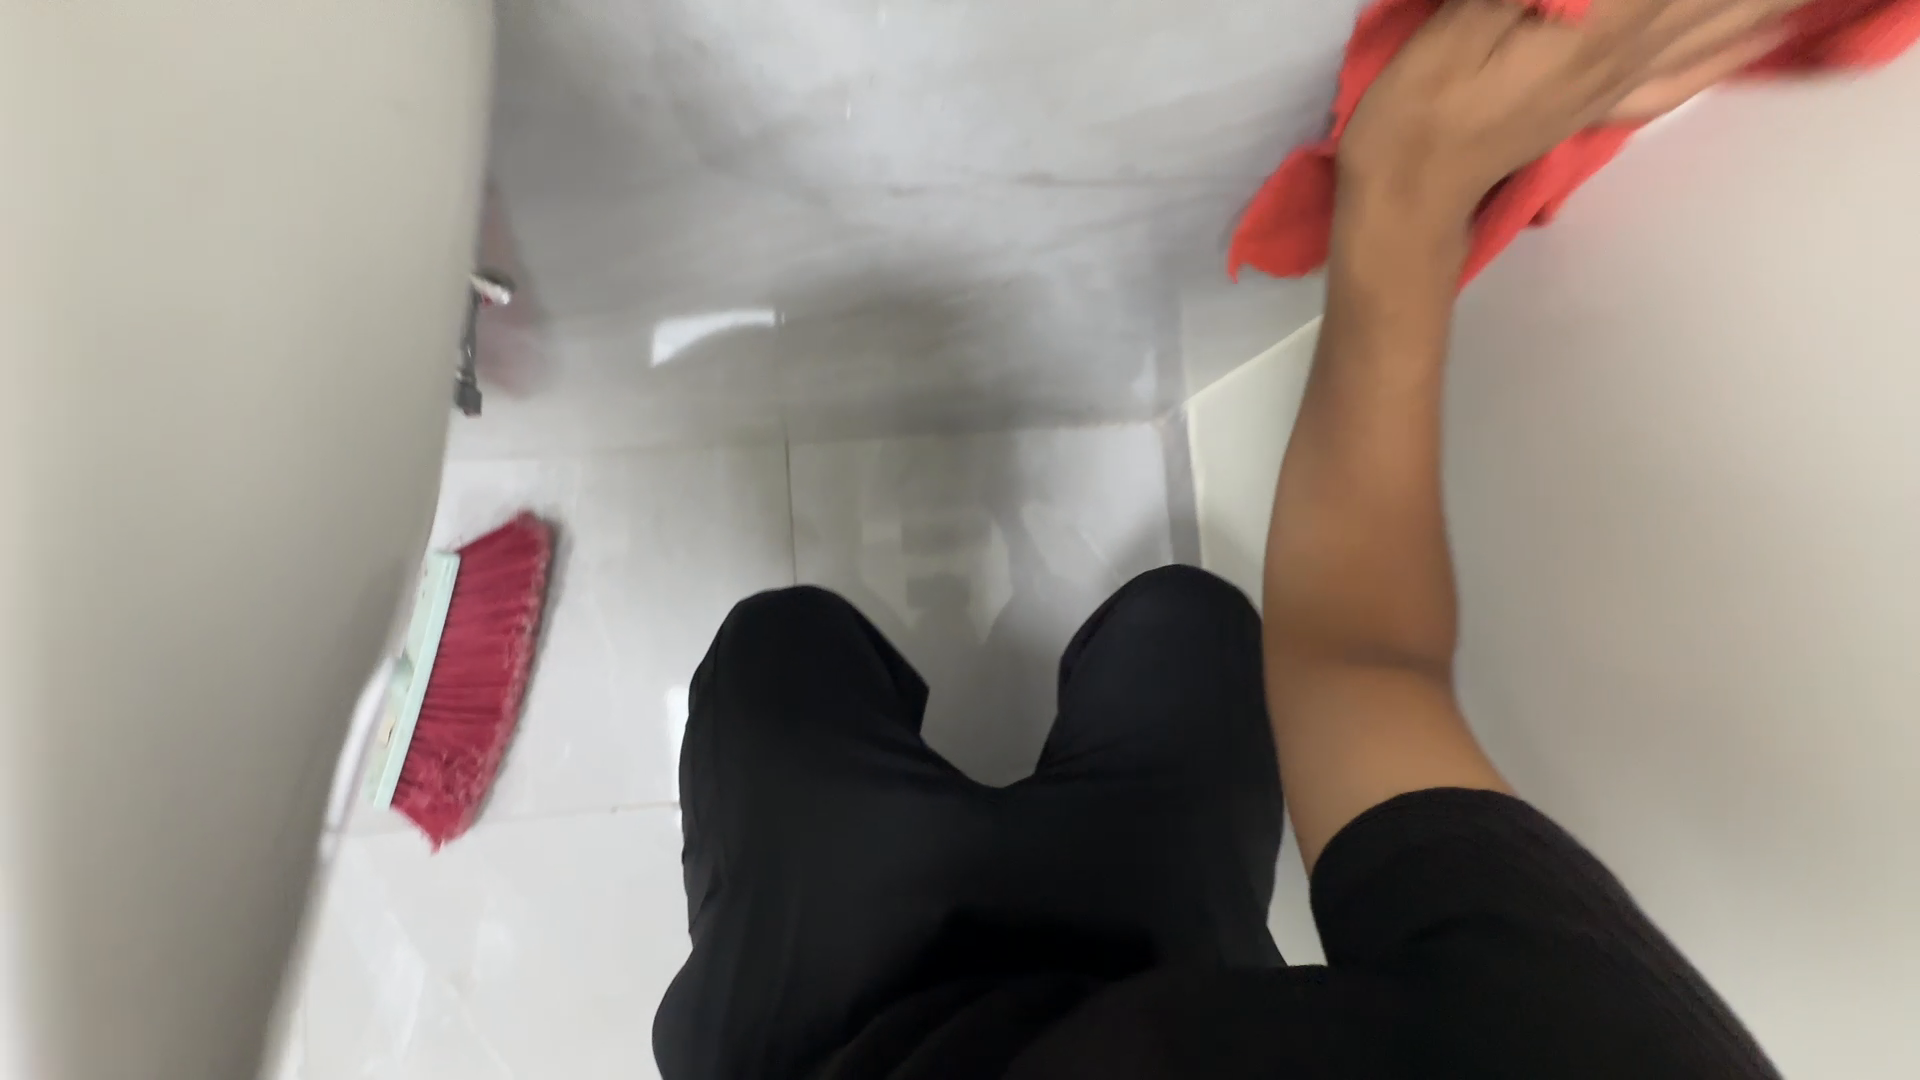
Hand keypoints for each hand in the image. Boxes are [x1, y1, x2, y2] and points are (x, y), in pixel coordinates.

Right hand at [1338, 0, 1799, 223]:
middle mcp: (1632, 45)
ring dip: (1764, 1)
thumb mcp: (1454, 27)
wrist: (1400, 207)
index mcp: (1601, 19)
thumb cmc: (1413, 122)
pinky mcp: (1597, 108)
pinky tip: (1766, 32)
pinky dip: (1736, 48)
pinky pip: (1689, 75)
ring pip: (1728, 20)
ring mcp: (1619, 82)